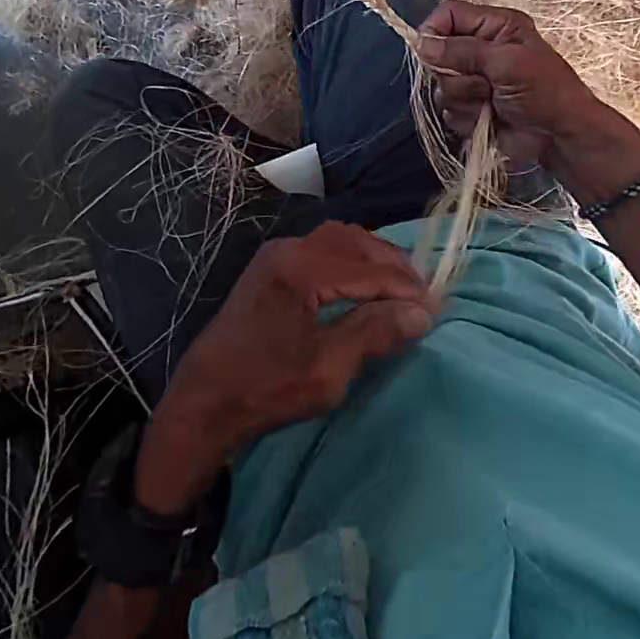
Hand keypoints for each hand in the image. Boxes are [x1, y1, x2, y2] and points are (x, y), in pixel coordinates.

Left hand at [134, 223, 436, 514]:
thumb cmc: (263, 390)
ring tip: (401, 287)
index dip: (406, 288)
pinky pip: (322, 247)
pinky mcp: (271, 265)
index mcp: (299, 270)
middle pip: (356, 243)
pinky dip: (351, 258)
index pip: (369, 269)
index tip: (437, 309)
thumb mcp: (326, 371)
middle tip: (423, 297)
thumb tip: (422, 313)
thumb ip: (373, 334)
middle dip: (394, 267)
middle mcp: (288, 249)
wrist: (202, 399)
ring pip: (339, 239)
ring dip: (373, 258)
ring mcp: (276, 254)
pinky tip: (365, 280)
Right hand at [417, 0, 639, 201]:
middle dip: (457, 74)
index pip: (448, 15)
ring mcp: (473, 81)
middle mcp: (480, 50)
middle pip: (438, 53)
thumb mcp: (507, 62)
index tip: (427, 51)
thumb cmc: (544, 91)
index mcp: (494, 27)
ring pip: (441, 85)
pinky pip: (446, 110)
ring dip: (464, 98)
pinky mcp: (468, 108)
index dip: (433, 30)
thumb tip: (423, 44)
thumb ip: (463, 50)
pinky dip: (465, 117)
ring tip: (491, 103)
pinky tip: (486, 118)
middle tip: (485, 83)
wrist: (558, 137)